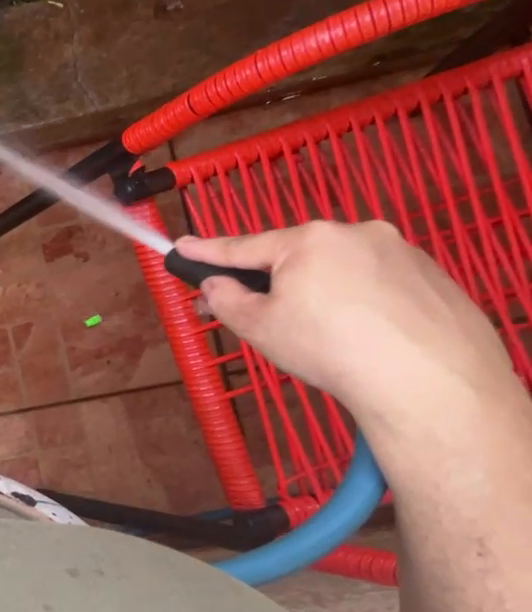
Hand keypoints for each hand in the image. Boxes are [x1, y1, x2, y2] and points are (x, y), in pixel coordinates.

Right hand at [179, 221, 517, 426]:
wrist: (428, 377)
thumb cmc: (327, 346)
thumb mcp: (256, 326)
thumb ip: (226, 298)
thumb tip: (218, 284)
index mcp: (309, 240)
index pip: (243, 245)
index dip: (205, 249)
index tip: (179, 245)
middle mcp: (357, 233)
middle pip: (295, 254)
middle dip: (268, 278)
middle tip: (250, 310)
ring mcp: (401, 251)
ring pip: (336, 267)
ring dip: (314, 288)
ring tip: (313, 329)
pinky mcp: (432, 275)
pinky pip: (373, 280)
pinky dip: (354, 298)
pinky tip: (356, 331)